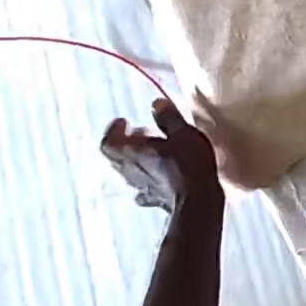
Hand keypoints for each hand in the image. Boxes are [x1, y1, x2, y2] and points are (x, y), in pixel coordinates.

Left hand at [101, 99, 221, 213]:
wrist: (198, 202)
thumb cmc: (189, 164)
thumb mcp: (183, 132)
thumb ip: (168, 117)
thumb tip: (157, 104)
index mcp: (133, 152)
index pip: (108, 143)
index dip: (112, 131)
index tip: (123, 121)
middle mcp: (132, 171)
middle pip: (115, 157)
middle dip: (125, 141)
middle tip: (141, 131)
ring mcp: (141, 188)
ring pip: (127, 171)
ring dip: (135, 158)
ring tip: (153, 147)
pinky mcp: (154, 199)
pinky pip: (142, 187)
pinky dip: (146, 177)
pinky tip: (159, 174)